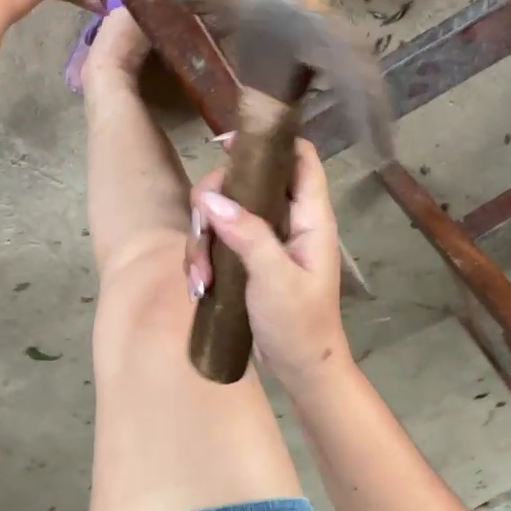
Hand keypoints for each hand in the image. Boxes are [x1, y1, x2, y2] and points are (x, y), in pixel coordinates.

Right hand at [186, 139, 352, 384]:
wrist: (301, 370)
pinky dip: (204, 256)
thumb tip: (211, 198)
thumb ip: (247, 234)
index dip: (267, 141)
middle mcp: (289, 220)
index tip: (226, 144)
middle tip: (200, 229)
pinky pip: (219, 240)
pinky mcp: (249, 259)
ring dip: (204, 237)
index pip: (299, 157)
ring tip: (201, 276)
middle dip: (214, 201)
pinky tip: (199, 284)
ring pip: (225, 212)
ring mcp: (267, 239)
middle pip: (246, 180)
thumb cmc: (300, 325)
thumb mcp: (275, 279)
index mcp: (310, 216)